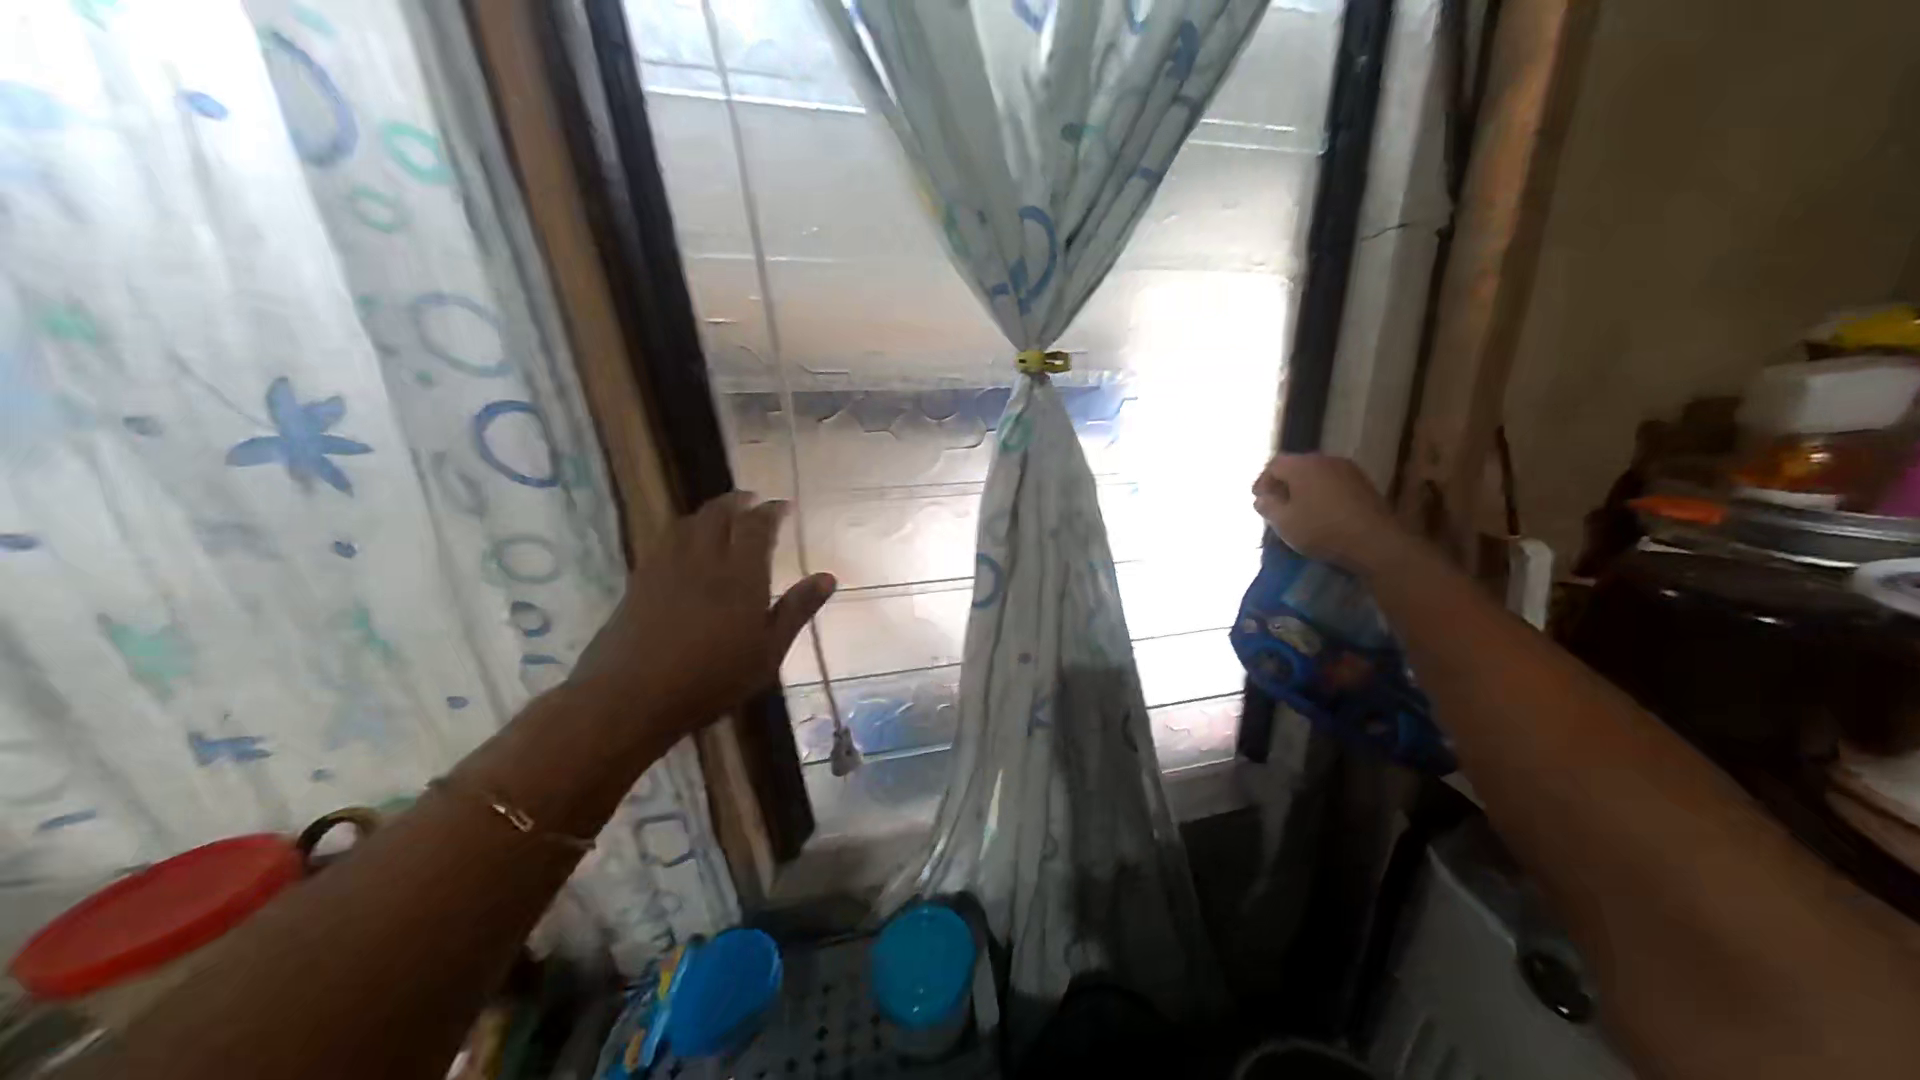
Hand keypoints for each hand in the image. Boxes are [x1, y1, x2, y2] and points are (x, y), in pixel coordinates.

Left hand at [572, 492, 834, 740]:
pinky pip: (665, 540)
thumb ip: (796, 610)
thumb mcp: (767, 652)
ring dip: (708, 513)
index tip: (783, 506)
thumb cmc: (711, 680)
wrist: (632, 696)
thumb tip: (828, 577)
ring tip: (720, 517)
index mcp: (740, 575)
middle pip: (718, 514)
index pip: (756, 526)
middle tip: (751, 501)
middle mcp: (703, 560)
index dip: (771, 511)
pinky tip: (683, 545)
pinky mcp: (639, 581)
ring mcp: (666, 567)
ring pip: (688, 523)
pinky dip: (682, 531)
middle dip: (737, 503)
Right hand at [1252, 454, 1408, 573]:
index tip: (1259, 500)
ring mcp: (1348, 469)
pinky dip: (1322, 491)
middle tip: (1276, 503)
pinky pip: (1334, 481)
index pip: (1274, 465)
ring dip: (1304, 487)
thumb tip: (1261, 498)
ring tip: (1299, 507)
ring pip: (1317, 473)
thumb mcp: (1284, 523)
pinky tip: (1322, 510)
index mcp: (1302, 466)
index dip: (1262, 481)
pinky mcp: (1364, 483)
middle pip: (1297, 465)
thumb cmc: (1321, 530)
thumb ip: (1267, 507)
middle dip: (1283, 482)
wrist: (1374, 541)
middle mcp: (1325, 460)